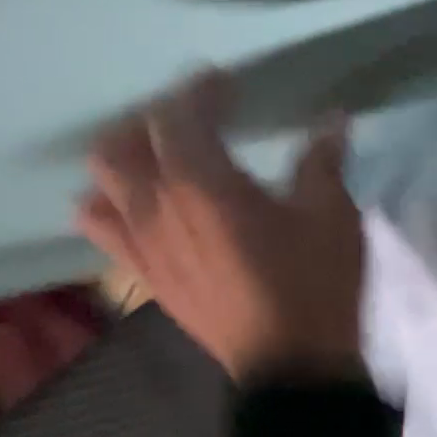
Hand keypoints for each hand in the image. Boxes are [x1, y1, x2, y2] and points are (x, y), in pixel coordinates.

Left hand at [77, 71, 364, 381]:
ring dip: (126, 156)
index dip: (199, 91)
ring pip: (102, 182)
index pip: (181, 119)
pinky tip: (146, 204)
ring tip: (161, 153)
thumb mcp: (333, 215)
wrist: (292, 358)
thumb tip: (333, 120)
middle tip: (193, 112)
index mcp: (204, 186)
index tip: (224, 78)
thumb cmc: (318, 280)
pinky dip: (114, 200)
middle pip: (122, 144)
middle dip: (153, 118)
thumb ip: (323, 162)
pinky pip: (104, 224)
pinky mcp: (142, 271)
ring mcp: (141, 242)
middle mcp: (156, 207)